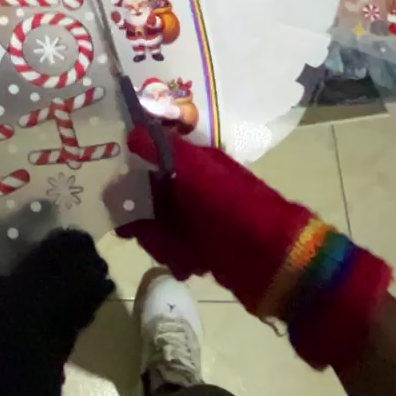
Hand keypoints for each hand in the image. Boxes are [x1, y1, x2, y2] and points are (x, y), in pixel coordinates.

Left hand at [0, 229, 112, 395]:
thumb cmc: (2, 353)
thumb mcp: (26, 300)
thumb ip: (50, 265)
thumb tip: (74, 238)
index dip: (26, 222)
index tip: (56, 210)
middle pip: (23, 263)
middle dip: (56, 252)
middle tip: (87, 240)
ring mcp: (8, 327)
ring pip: (43, 290)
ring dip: (72, 277)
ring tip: (100, 263)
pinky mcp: (31, 351)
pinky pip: (55, 316)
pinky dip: (76, 303)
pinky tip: (101, 290)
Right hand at [118, 127, 391, 369]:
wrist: (282, 266)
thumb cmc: (238, 212)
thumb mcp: (199, 174)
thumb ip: (163, 151)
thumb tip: (131, 130)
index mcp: (196, 161)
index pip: (150, 156)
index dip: (130, 169)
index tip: (113, 188)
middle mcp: (195, 185)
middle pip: (149, 192)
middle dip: (142, 213)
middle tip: (138, 231)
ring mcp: (199, 217)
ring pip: (157, 222)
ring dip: (158, 238)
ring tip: (174, 253)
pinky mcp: (204, 245)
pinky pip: (172, 245)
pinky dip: (175, 254)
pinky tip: (188, 265)